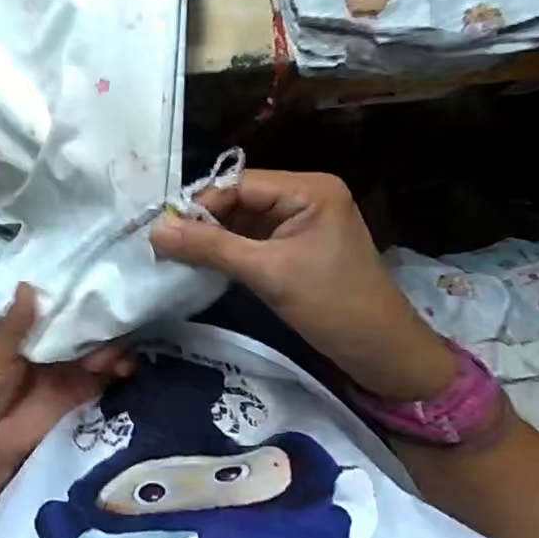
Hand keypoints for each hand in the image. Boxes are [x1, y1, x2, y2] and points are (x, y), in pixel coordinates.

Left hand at [0, 284, 134, 487]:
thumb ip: (16, 324)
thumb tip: (28, 284)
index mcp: (32, 333)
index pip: (59, 310)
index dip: (76, 299)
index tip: (97, 283)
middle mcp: (54, 349)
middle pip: (84, 330)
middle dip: (100, 323)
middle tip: (115, 319)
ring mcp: (70, 371)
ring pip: (99, 351)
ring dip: (112, 347)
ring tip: (118, 349)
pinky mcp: (82, 395)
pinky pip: (106, 379)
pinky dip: (119, 371)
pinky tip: (125, 368)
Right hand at [150, 169, 454, 402]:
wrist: (383, 354)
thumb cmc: (332, 306)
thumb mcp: (267, 273)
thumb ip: (210, 248)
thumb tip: (155, 230)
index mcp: (309, 189)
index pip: (240, 183)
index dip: (200, 203)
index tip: (161, 228)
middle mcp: (306, 195)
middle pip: (240, 199)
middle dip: (204, 221)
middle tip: (164, 243)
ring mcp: (302, 222)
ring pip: (243, 220)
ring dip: (213, 237)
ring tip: (175, 253)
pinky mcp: (297, 246)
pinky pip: (253, 239)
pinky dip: (229, 251)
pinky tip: (202, 262)